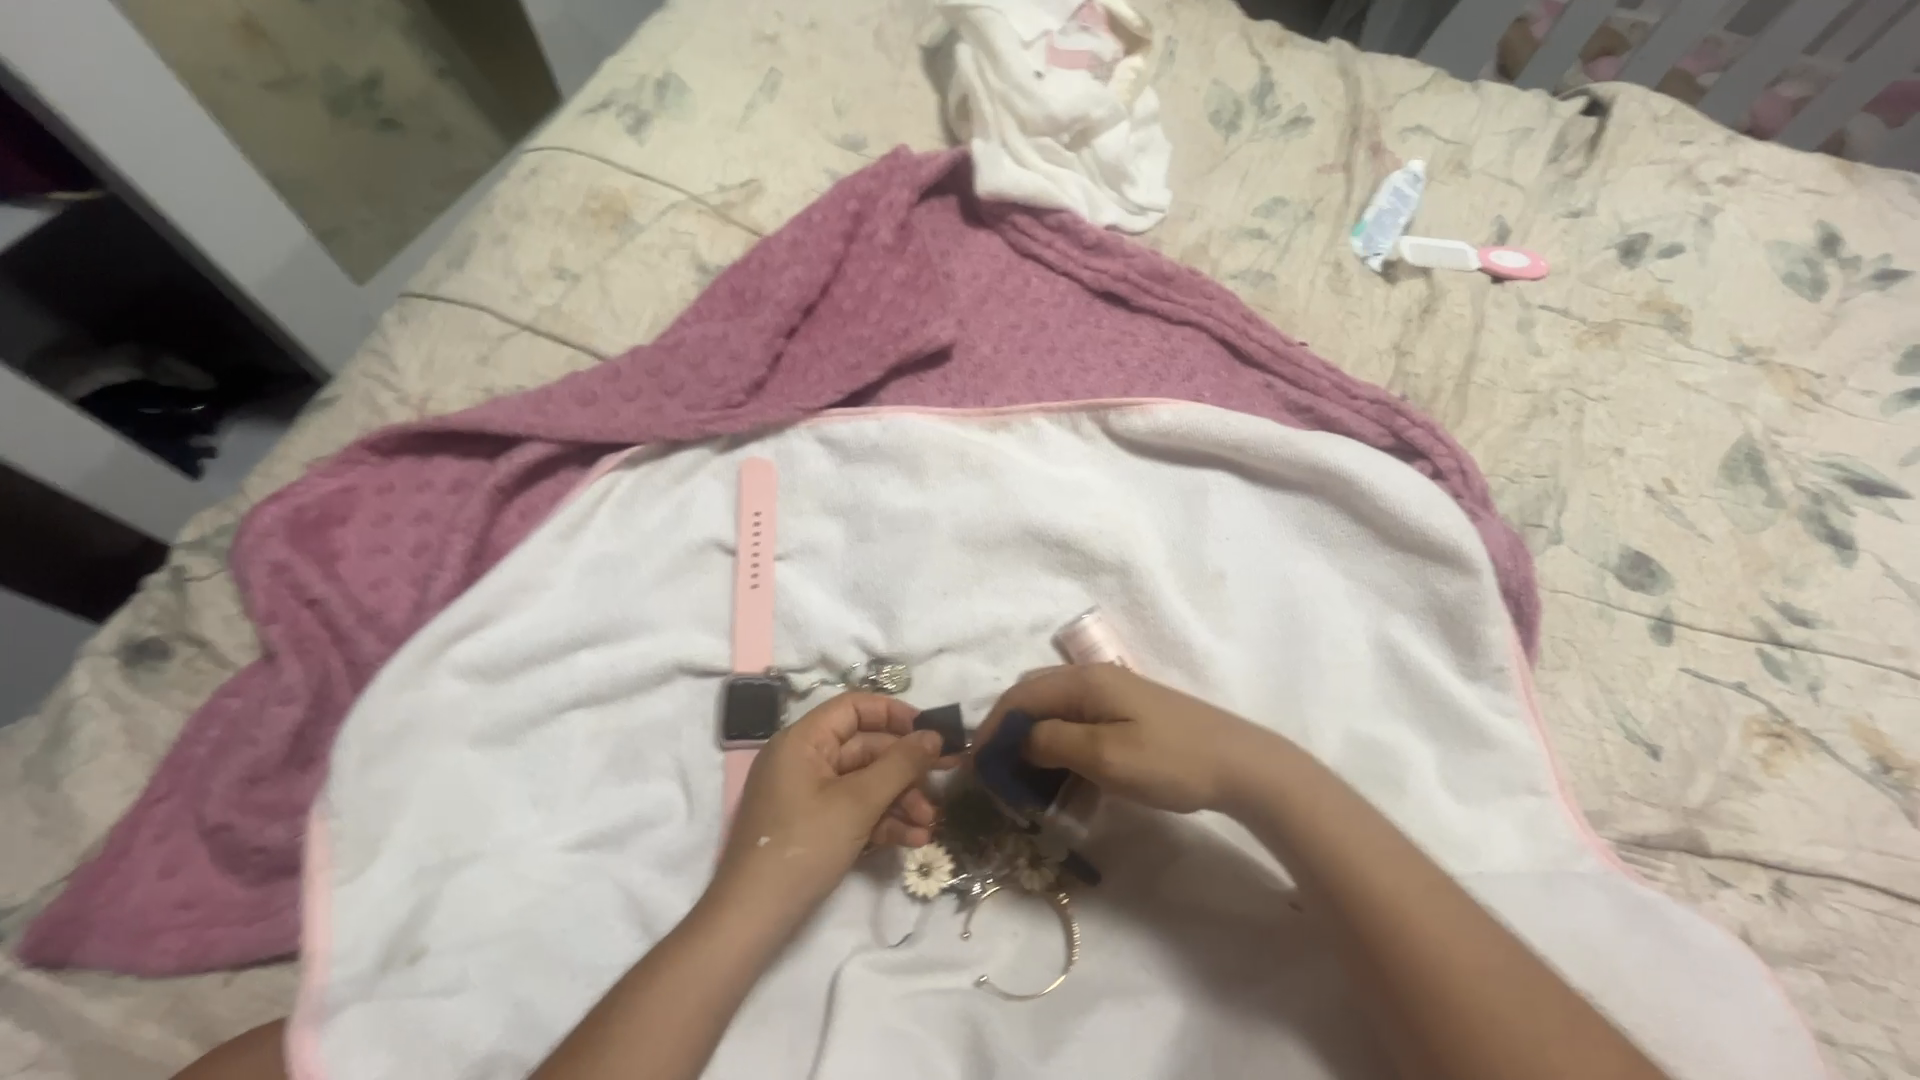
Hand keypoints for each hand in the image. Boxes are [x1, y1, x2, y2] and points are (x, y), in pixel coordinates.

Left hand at [711, 693, 947, 925]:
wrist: (753, 917)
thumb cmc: (804, 845)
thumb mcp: (857, 803)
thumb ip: (900, 765)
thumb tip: (934, 735)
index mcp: (803, 741)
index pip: (854, 707)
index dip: (895, 714)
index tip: (931, 732)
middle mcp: (804, 760)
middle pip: (865, 748)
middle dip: (905, 769)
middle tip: (946, 779)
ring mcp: (807, 795)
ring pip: (865, 783)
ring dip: (900, 800)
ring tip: (930, 824)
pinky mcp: (814, 826)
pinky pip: (854, 810)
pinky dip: (882, 821)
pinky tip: (913, 840)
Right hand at [979, 665, 1265, 813]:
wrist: (1243, 766)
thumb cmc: (1171, 760)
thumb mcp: (1105, 756)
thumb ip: (1053, 742)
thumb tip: (1018, 738)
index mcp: (1085, 682)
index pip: (1020, 695)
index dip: (992, 727)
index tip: (977, 765)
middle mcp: (1095, 680)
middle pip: (1035, 699)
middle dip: (1009, 733)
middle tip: (996, 774)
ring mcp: (1114, 697)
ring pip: (1056, 715)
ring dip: (1034, 744)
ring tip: (1023, 782)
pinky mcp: (1128, 717)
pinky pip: (1079, 727)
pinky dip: (1061, 750)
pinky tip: (1063, 781)